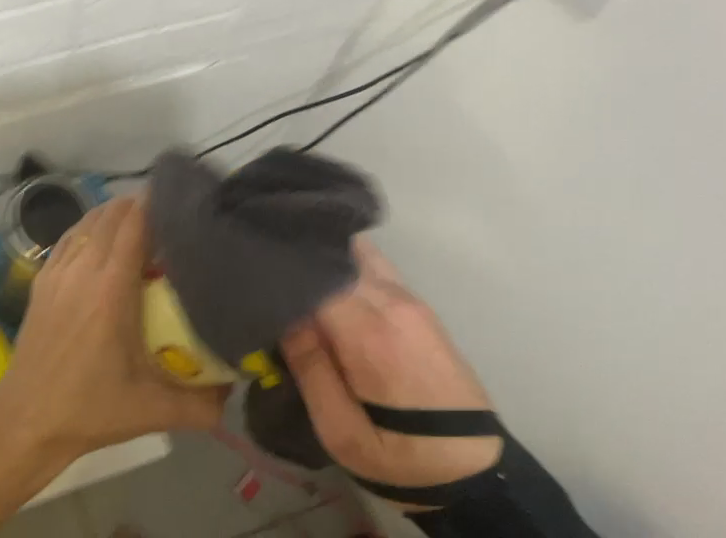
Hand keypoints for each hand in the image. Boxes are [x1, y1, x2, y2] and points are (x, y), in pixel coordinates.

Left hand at [0, 195, 225, 462]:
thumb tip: (238, 384)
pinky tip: (104, 243)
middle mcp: (82, 268)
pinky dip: (90, 229)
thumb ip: (205, 402)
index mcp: (111, 288)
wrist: (28, 418)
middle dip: (141, 207)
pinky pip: (69, 237)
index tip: (184, 203)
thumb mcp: (156, 411)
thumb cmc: (92, 409)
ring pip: (88, 221)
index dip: (158, 204)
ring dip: (115, 216)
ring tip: (143, 227)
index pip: (135, 223)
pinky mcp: (41, 279)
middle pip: (112, 214)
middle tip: (172, 218)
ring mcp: (57, 271)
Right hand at [280, 239, 500, 507]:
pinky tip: (324, 282)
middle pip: (336, 253)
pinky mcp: (419, 307)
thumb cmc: (401, 456)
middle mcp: (392, 302)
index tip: (250, 272)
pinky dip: (346, 265)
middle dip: (300, 255)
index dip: (281, 268)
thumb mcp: (341, 430)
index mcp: (369, 331)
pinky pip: (373, 268)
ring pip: (357, 253)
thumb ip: (309, 367)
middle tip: (263, 270)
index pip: (315, 272)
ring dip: (325, 258)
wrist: (474, 472)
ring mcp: (411, 300)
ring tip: (292, 274)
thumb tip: (281, 314)